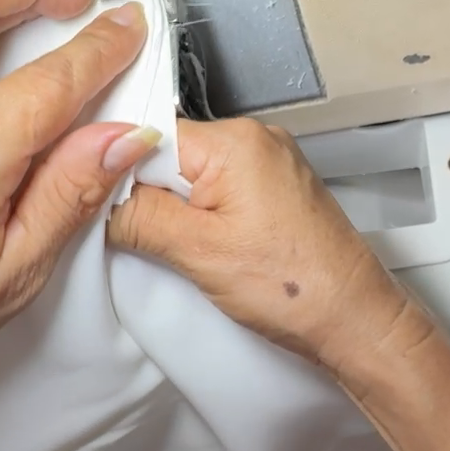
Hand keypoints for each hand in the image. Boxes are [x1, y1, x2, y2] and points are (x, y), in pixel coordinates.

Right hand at [108, 118, 436, 382]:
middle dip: (148, 193)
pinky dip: (202, 215)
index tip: (100, 205)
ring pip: (193, 174)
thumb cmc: (296, 286)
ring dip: (175, 208)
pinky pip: (220, 189)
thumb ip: (139, 216)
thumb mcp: (199, 252)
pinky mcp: (274, 190)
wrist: (353, 317)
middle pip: (169, 152)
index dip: (118, 169)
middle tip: (146, 237)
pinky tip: (206, 246)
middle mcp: (256, 140)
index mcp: (237, 140)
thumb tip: (96, 196)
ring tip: (185, 248)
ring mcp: (269, 164)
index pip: (149, 133)